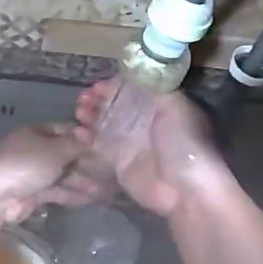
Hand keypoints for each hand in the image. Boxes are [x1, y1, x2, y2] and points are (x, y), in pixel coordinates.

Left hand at [0, 124, 96, 223]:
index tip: (105, 146)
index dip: (84, 138)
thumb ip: (76, 144)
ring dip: (82, 180)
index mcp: (35, 132)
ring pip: (62, 174)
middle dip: (86, 162)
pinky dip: (72, 193)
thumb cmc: (27, 164)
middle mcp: (34, 150)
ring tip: (106, 188)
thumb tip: (92, 136)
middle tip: (109, 169)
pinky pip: (57, 190)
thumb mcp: (56, 149)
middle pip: (65, 154)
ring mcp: (32, 173)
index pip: (65, 130)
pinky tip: (92, 198)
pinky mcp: (32, 193)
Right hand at [74, 80, 228, 216]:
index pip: (133, 90)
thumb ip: (154, 89)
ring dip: (91, 116)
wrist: (184, 189)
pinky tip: (78, 132)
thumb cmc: (183, 143)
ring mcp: (132, 143)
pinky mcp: (120, 162)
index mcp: (162, 107)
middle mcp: (146, 123)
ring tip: (79, 112)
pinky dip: (87, 138)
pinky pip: (100, 146)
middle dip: (99, 100)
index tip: (98, 86)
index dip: (115, 86)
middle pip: (116, 106)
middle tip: (83, 99)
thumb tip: (135, 74)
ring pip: (105, 124)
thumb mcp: (175, 106)